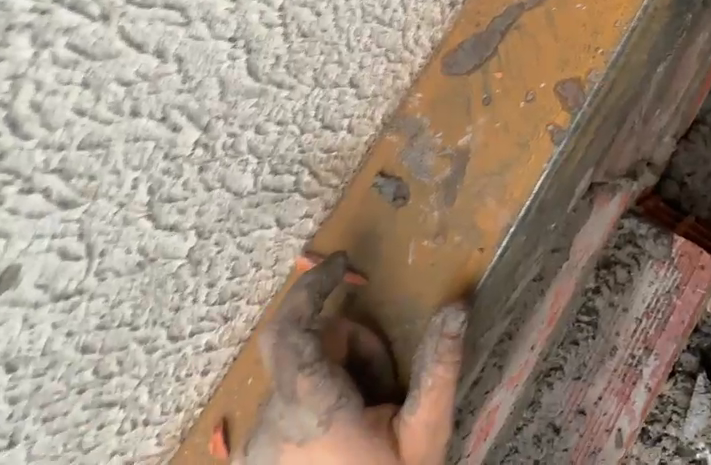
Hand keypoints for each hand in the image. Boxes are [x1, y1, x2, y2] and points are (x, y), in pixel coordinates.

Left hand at [244, 252, 466, 464]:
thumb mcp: (424, 437)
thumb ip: (438, 368)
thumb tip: (458, 304)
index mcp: (310, 410)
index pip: (292, 329)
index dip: (313, 288)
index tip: (345, 264)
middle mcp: (270, 423)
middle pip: (310, 349)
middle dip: (353, 348)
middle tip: (390, 385)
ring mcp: (255, 447)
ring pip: (300, 378)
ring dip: (339, 379)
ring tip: (372, 420)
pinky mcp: (252, 462)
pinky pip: (286, 406)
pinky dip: (318, 402)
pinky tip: (345, 436)